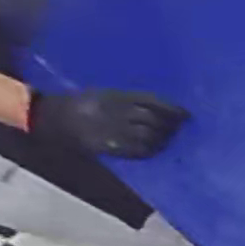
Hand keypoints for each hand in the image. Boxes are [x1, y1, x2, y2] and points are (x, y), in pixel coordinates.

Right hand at [27, 89, 189, 157]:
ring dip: (164, 138)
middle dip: (170, 125)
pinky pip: (142, 150)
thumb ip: (130, 100)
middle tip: (179, 128)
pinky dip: (153, 150)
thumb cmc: (85, 105)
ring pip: (151, 135)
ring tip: (169, 138)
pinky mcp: (115, 146)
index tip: (187, 114)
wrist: (57, 119)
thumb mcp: (105, 95)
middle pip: (153, 119)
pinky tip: (156, 148)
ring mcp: (116, 129)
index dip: (170, 107)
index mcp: (114, 96)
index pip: (149, 100)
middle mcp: (117, 111)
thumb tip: (163, 108)